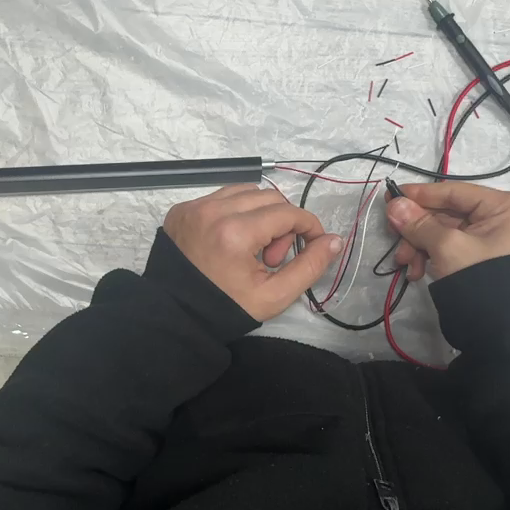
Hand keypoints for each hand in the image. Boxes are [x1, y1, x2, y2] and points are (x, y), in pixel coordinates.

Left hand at [163, 185, 343, 320]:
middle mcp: (213, 211)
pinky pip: (220, 197)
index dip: (308, 227)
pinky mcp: (181, 210)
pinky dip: (235, 212)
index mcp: (236, 233)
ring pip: (245, 192)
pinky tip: (231, 241)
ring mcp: (194, 207)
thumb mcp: (274, 296)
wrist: (175, 317)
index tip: (313, 243)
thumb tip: (334, 240)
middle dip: (282, 224)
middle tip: (273, 258)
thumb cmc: (226, 309)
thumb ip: (309, 266)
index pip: (288, 213)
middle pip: (269, 198)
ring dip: (260, 214)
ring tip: (252, 249)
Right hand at [386, 182, 509, 279]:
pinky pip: (448, 246)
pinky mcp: (479, 255)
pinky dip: (429, 256)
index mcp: (506, 206)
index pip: (455, 192)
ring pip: (443, 231)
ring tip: (405, 264)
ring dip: (419, 246)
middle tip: (392, 236)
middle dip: (417, 230)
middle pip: (446, 213)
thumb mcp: (447, 247)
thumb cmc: (479, 277)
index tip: (391, 195)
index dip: (421, 194)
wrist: (498, 329)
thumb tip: (393, 204)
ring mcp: (491, 237)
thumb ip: (419, 223)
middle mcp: (502, 216)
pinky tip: (416, 272)